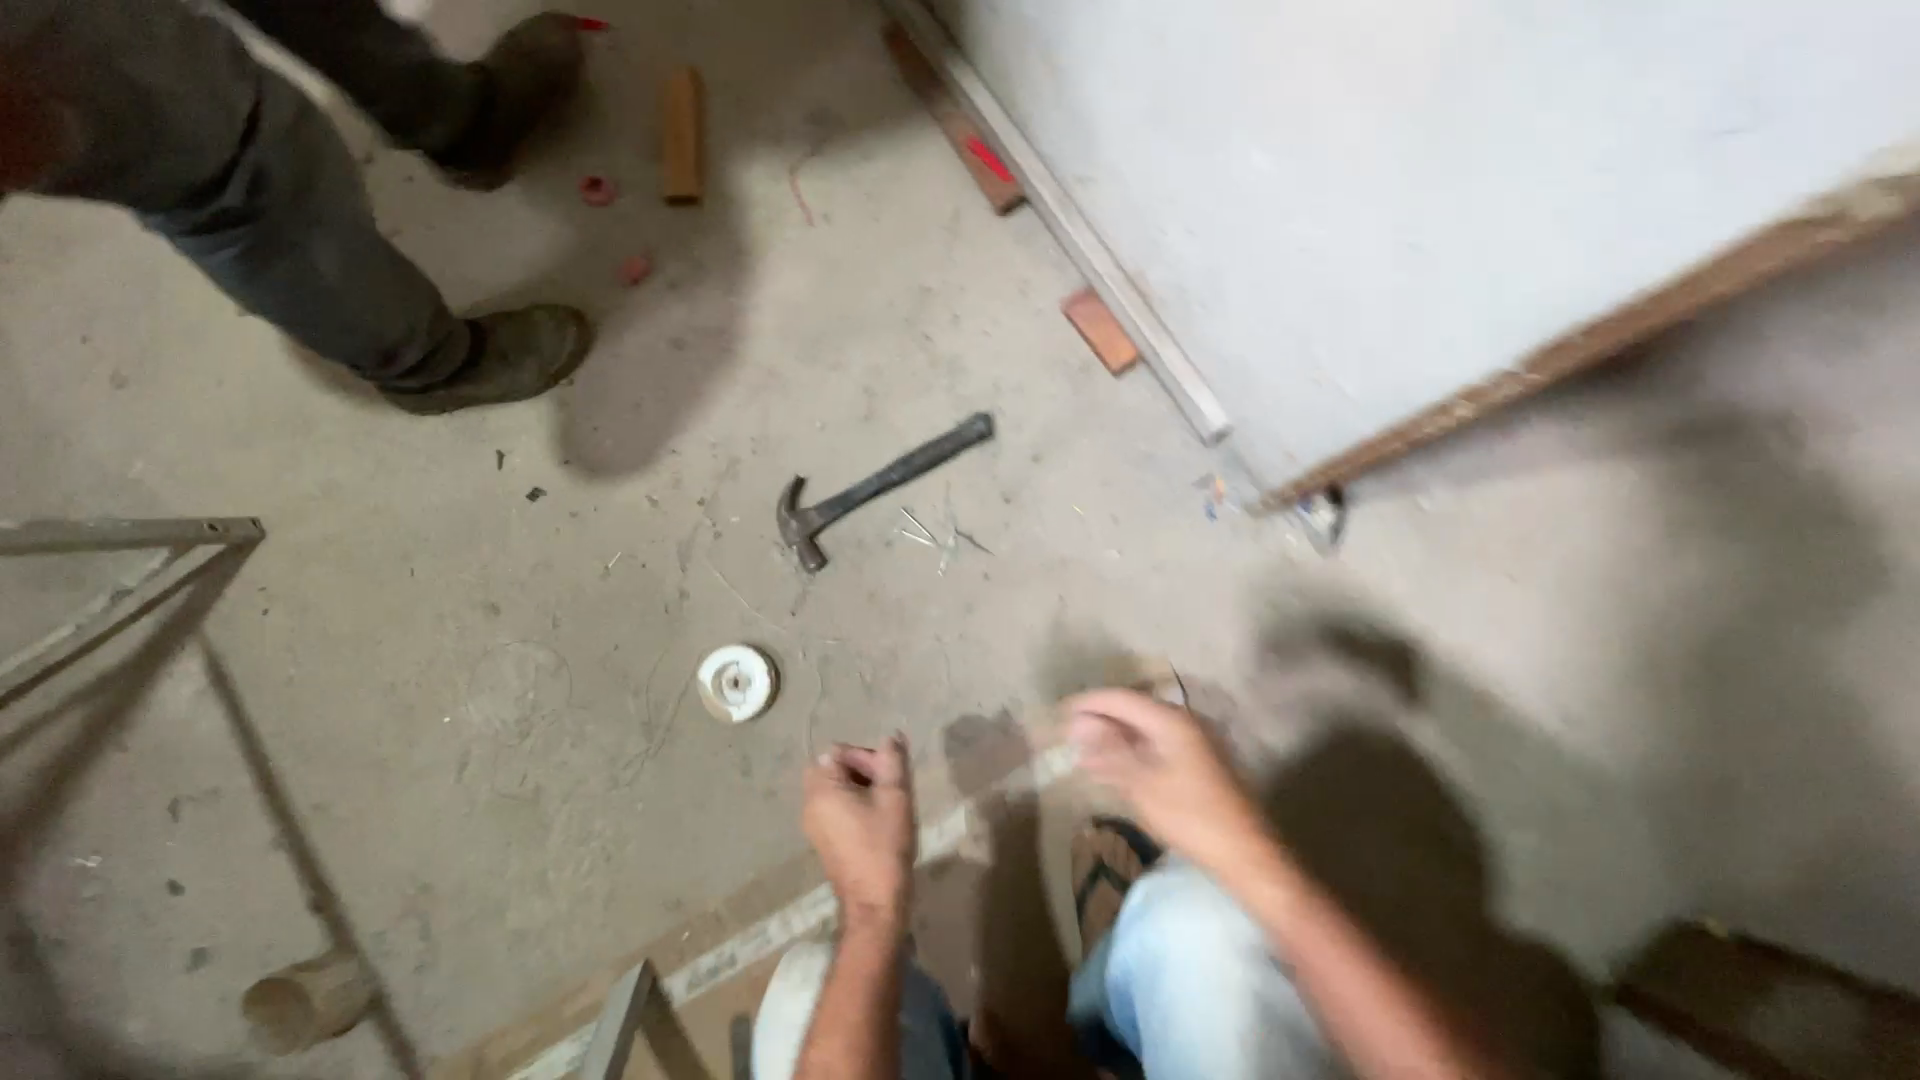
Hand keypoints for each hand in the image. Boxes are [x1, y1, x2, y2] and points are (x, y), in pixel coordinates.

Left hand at [803, 734, 916, 934]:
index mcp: (822, 789)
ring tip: (886, 804)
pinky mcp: (821, 840)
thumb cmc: (885, 845)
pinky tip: (876, 821)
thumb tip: (890, 736)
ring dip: (859, 786)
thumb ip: (892, 760)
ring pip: (833, 787)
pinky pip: (833, 807)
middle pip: (831, 767)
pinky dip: (852, 804)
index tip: (887, 776)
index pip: (838, 751)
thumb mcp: (896, 796)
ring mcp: (812, 824)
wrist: (875, 902)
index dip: (865, 756)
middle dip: (861, 769)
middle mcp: (809, 803)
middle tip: (887, 787)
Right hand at [1066, 689, 1271, 871]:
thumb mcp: (1141, 785)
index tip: (1061, 711)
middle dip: (1101, 718)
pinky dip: (1133, 749)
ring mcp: (1194, 741)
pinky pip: (1157, 743)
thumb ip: (1109, 751)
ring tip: (1086, 749)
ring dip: (1115, 736)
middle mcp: (1185, 722)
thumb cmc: (1189, 817)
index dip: (1089, 702)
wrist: (1244, 852)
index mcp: (1171, 721)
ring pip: (1145, 728)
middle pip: (1134, 709)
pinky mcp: (1199, 761)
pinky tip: (1116, 765)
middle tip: (1070, 732)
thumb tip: (1080, 726)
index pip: (1121, 698)